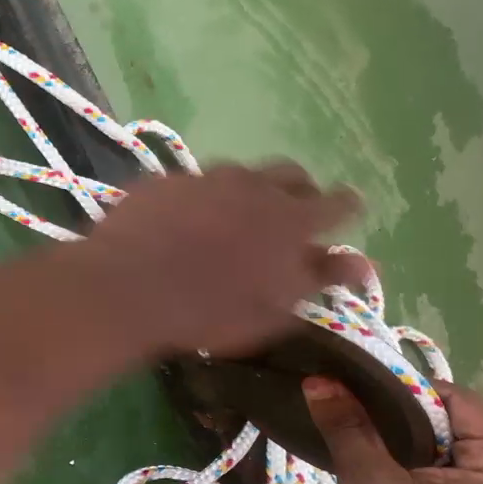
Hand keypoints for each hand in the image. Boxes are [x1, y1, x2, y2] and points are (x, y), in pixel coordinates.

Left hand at [80, 163, 368, 354]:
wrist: (122, 288)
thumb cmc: (206, 310)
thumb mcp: (274, 309)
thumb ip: (318, 279)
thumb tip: (360, 262)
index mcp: (292, 218)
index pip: (339, 203)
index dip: (343, 210)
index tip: (341, 217)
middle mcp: (251, 186)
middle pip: (289, 175)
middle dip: (296, 190)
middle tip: (287, 213)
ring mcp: (200, 179)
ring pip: (236, 173)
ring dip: (243, 189)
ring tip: (232, 213)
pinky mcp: (158, 182)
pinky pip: (188, 182)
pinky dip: (195, 196)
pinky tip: (182, 215)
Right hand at [304, 377, 482, 483]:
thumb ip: (348, 428)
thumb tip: (319, 378)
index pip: (453, 399)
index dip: (396, 392)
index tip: (348, 396)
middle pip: (456, 425)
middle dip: (400, 422)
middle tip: (349, 425)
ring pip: (455, 451)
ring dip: (408, 448)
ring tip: (363, 450)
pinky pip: (462, 477)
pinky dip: (424, 471)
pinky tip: (390, 481)